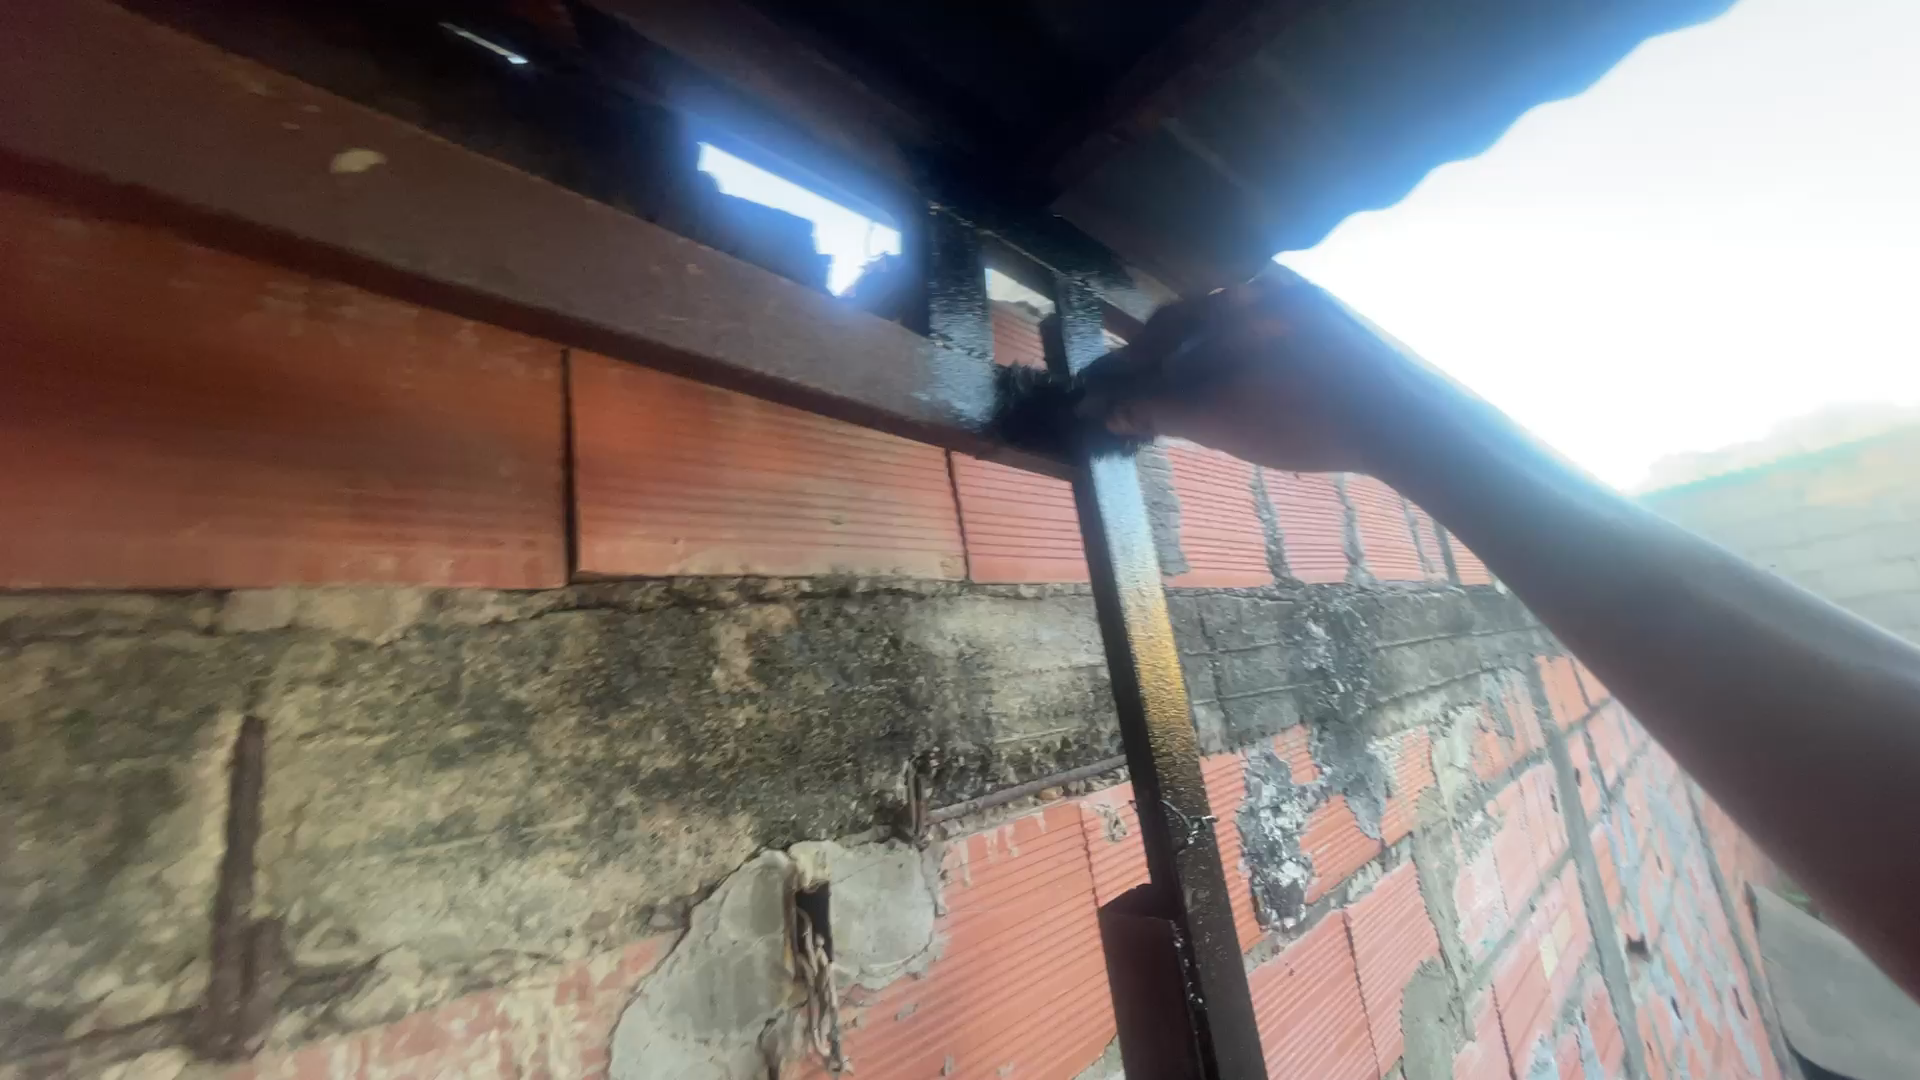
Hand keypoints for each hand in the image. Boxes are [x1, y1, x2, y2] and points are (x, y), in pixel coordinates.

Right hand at [1080, 266, 1431, 475]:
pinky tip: (1229, 387)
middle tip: (1131, 402)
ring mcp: (1294, 299)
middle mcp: (1259, 286)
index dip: (1121, 374)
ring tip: (1175, 400)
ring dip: (1190, 364)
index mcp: (1230, 300)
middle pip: (1185, 326)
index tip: (1096, 400)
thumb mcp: (1217, 419)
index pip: (1155, 336)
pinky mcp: (1323, 317)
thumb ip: (1156, 409)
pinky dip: (1229, 359)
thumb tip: (1105, 410)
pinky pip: (1255, 332)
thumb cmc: (1300, 417)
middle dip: (1153, 366)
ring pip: (1221, 329)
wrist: (1402, 418)